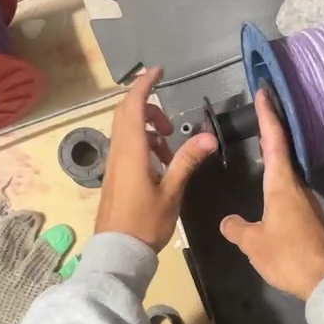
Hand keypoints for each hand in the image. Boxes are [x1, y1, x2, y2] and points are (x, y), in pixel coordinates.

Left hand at [95, 67, 216, 250]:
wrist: (118, 252)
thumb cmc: (145, 223)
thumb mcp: (171, 192)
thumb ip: (187, 161)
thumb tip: (208, 136)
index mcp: (131, 151)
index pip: (133, 106)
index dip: (144, 84)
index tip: (158, 71)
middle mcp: (118, 151)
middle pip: (127, 114)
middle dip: (150, 108)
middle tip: (171, 123)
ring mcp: (114, 163)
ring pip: (127, 131)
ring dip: (150, 130)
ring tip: (171, 151)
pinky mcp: (115, 175)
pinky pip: (127, 147)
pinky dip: (144, 145)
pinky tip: (161, 166)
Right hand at [219, 88, 323, 299]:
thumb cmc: (288, 255)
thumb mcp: (253, 243)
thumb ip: (238, 229)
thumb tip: (228, 222)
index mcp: (282, 185)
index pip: (274, 141)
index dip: (268, 116)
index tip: (264, 93)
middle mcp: (297, 187)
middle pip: (283, 152)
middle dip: (272, 131)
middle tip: (261, 113)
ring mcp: (307, 203)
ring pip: (288, 173)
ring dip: (276, 157)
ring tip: (261, 147)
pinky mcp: (311, 219)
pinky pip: (291, 192)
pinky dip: (279, 181)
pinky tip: (270, 190)